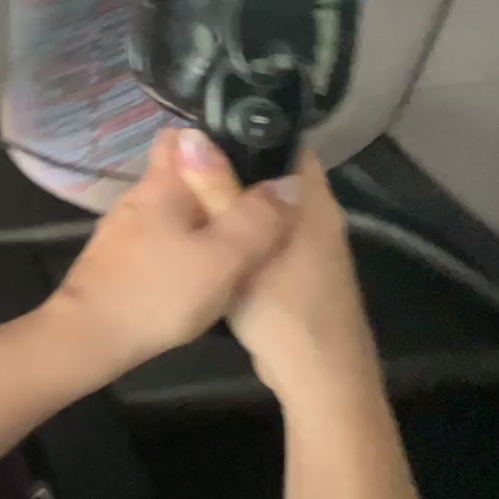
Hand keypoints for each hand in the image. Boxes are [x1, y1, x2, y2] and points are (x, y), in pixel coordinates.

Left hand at [44, 128, 296, 374]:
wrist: (93, 330)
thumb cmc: (160, 291)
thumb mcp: (222, 257)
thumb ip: (254, 218)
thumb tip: (289, 179)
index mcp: (160, 185)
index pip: (182, 137)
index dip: (216, 137)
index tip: (254, 149)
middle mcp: (138, 194)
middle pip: (180, 170)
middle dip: (217, 177)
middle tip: (262, 199)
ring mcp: (124, 222)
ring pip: (172, 203)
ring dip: (203, 209)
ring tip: (244, 228)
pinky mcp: (120, 250)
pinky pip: (161, 229)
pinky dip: (186, 233)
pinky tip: (204, 256)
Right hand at [177, 140, 378, 399]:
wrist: (320, 382)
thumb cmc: (283, 309)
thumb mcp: (238, 246)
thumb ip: (216, 191)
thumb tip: (190, 136)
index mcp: (314, 204)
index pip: (287, 144)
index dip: (249, 124)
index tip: (203, 115)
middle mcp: (317, 218)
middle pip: (270, 173)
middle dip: (228, 159)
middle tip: (178, 151)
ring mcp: (309, 246)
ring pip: (263, 203)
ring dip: (228, 192)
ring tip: (180, 179)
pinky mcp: (294, 269)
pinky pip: (260, 227)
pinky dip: (234, 221)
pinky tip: (202, 226)